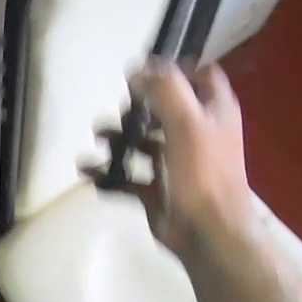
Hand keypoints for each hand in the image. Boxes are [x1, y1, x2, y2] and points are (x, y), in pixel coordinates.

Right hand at [87, 59, 254, 252]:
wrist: (206, 232)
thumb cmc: (202, 174)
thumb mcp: (187, 122)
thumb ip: (164, 90)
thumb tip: (137, 71)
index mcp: (212, 111)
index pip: (200, 76)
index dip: (176, 70)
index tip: (146, 72)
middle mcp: (196, 134)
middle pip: (163, 110)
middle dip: (137, 107)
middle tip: (117, 109)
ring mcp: (175, 165)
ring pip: (142, 144)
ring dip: (118, 139)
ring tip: (97, 139)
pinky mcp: (156, 191)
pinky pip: (128, 179)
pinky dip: (109, 175)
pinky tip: (88, 173)